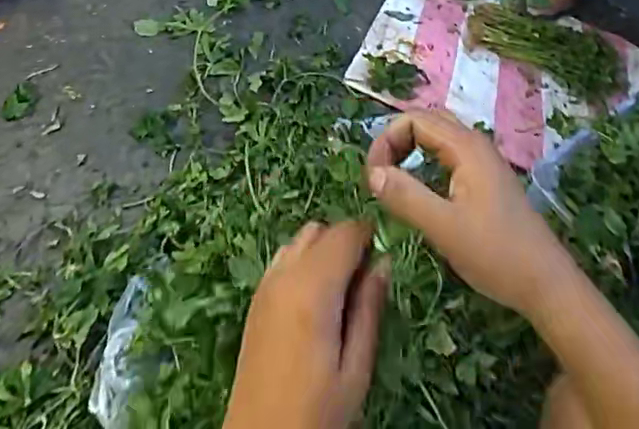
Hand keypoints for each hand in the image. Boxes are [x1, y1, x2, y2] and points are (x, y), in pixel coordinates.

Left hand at [223, 220, 388, 428]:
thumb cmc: (315, 413)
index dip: (371, 235)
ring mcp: (266, 286)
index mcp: (314, 289)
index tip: (384, 259)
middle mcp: (286, 276)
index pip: (347, 232)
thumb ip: (369, 308)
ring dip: (325, 248)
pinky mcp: (255, 301)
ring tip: (341, 288)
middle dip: (348, 240)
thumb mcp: (356, 368)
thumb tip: (383, 261)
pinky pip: (285, 257)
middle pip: (323, 229)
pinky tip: (315, 297)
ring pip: (302, 239)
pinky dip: (304, 260)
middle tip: (364, 278)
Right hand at [366, 110, 578, 316]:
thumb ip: (406, 196)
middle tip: (378, 177)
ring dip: (410, 150)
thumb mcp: (443, 228)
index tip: (372, 177)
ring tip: (391, 183)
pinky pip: (448, 155)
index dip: (388, 140)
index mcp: (466, 146)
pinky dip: (425, 162)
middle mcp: (475, 144)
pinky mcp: (485, 179)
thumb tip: (373, 172)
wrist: (543, 279)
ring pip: (438, 138)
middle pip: (427, 122)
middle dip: (397, 140)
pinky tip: (418, 191)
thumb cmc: (495, 253)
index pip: (415, 119)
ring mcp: (483, 160)